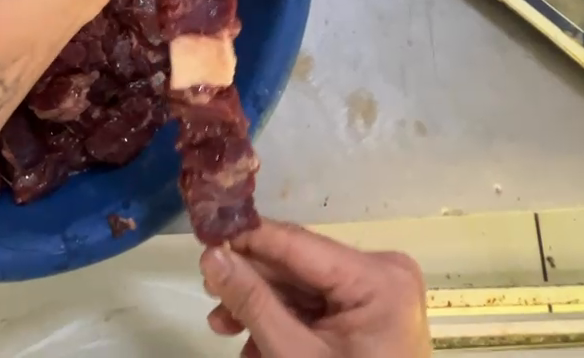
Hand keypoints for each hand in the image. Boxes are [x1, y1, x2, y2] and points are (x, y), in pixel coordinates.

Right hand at [201, 220, 430, 357]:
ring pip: (301, 284)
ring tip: (222, 325)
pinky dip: (285, 320)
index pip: (294, 241)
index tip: (203, 239)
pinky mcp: (370, 311)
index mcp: (376, 277)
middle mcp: (381, 271)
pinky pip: (316, 303)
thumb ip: (252, 301)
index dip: (244, 237)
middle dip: (251, 283)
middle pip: (296, 264)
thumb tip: (210, 254)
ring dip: (261, 305)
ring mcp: (377, 292)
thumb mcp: (294, 357)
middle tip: (208, 293)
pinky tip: (253, 342)